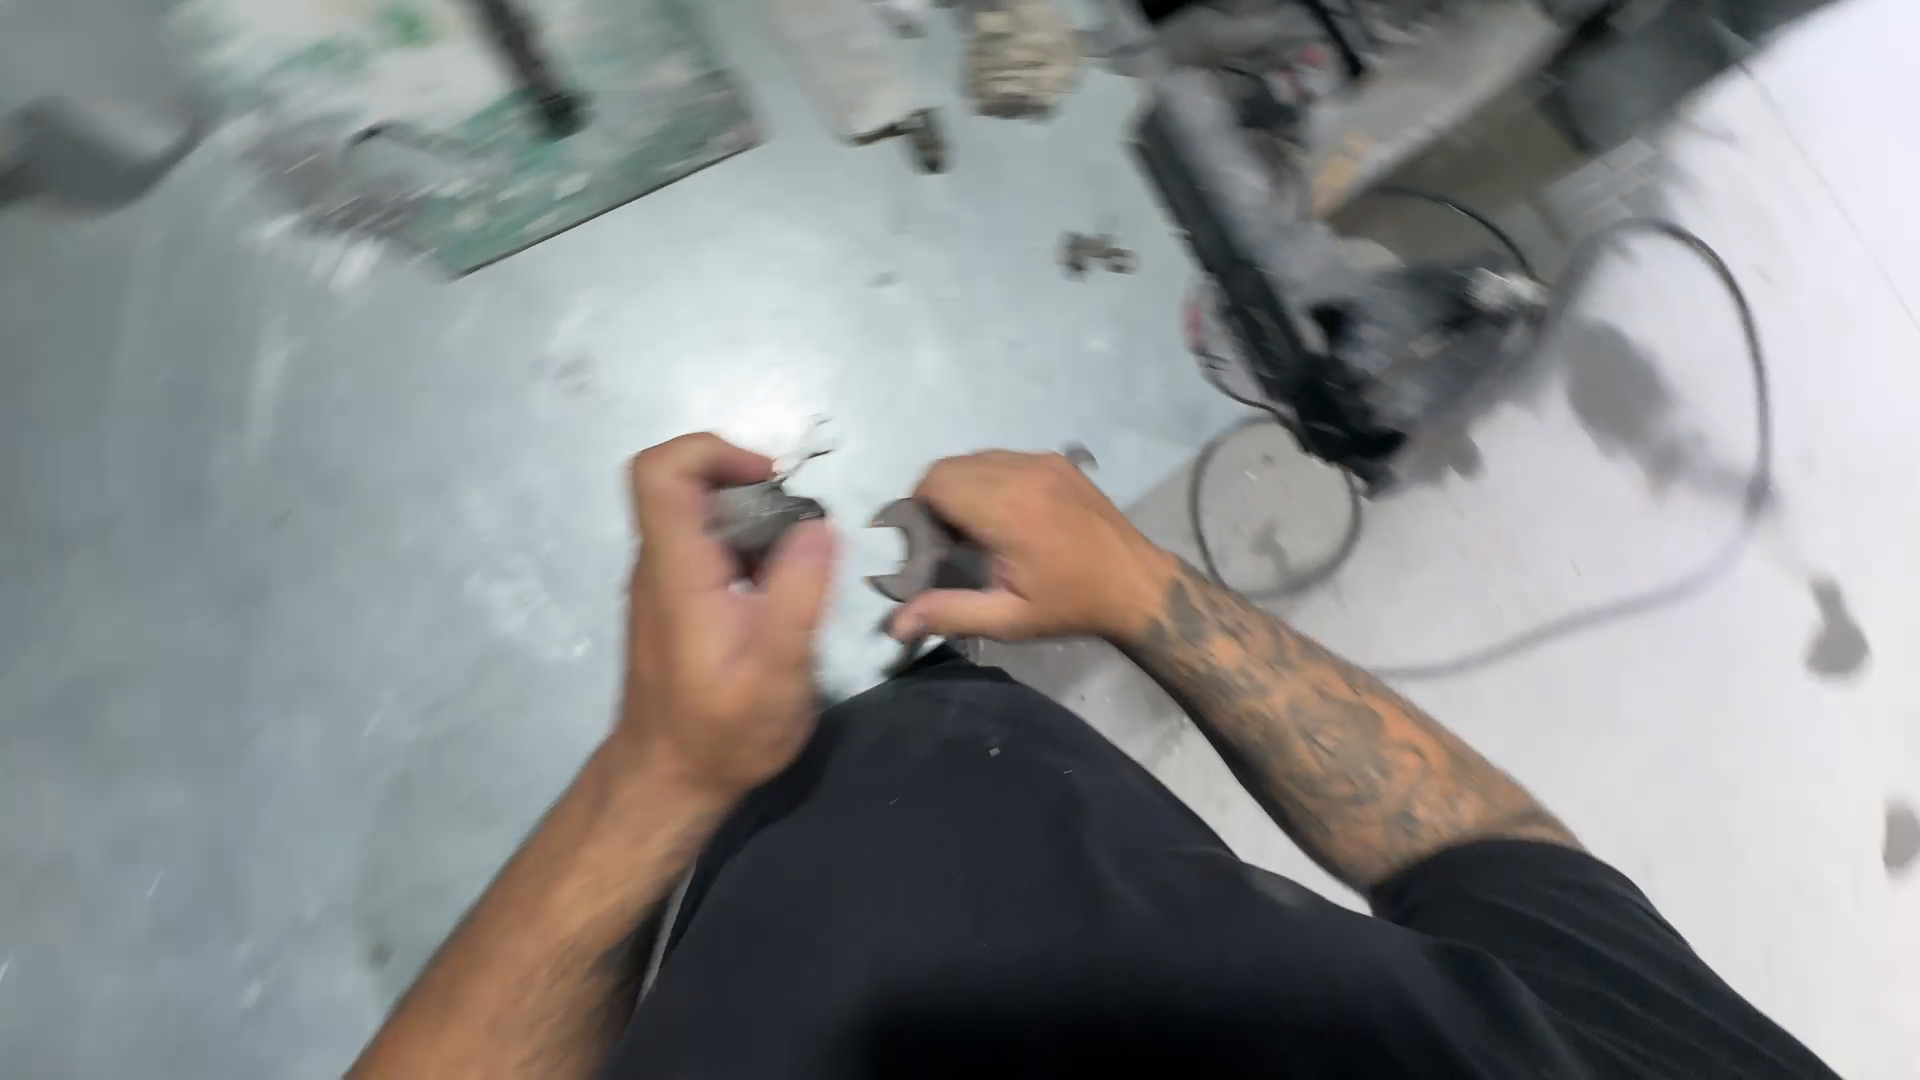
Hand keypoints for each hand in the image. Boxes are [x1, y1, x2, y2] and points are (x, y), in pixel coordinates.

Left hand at [618, 434, 837, 801]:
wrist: (668, 782)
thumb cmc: (722, 734)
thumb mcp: (777, 673)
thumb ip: (798, 595)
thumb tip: (820, 524)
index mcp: (677, 572)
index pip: (660, 472)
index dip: (712, 451)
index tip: (771, 479)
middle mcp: (660, 566)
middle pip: (689, 486)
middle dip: (755, 491)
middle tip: (806, 535)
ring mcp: (666, 584)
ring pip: (705, 517)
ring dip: (760, 523)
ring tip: (803, 569)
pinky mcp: (679, 602)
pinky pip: (713, 549)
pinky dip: (754, 550)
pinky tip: (782, 594)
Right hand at [888, 451, 1174, 643]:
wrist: (1135, 584)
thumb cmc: (1070, 605)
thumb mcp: (1009, 619)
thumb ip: (949, 613)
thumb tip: (895, 624)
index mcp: (1008, 510)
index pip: (936, 483)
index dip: (920, 511)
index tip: (932, 546)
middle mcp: (1023, 473)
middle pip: (950, 467)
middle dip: (936, 500)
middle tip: (951, 541)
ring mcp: (1042, 461)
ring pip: (975, 459)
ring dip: (962, 487)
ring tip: (978, 529)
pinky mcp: (1056, 460)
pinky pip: (1002, 458)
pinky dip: (988, 479)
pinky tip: (1005, 515)